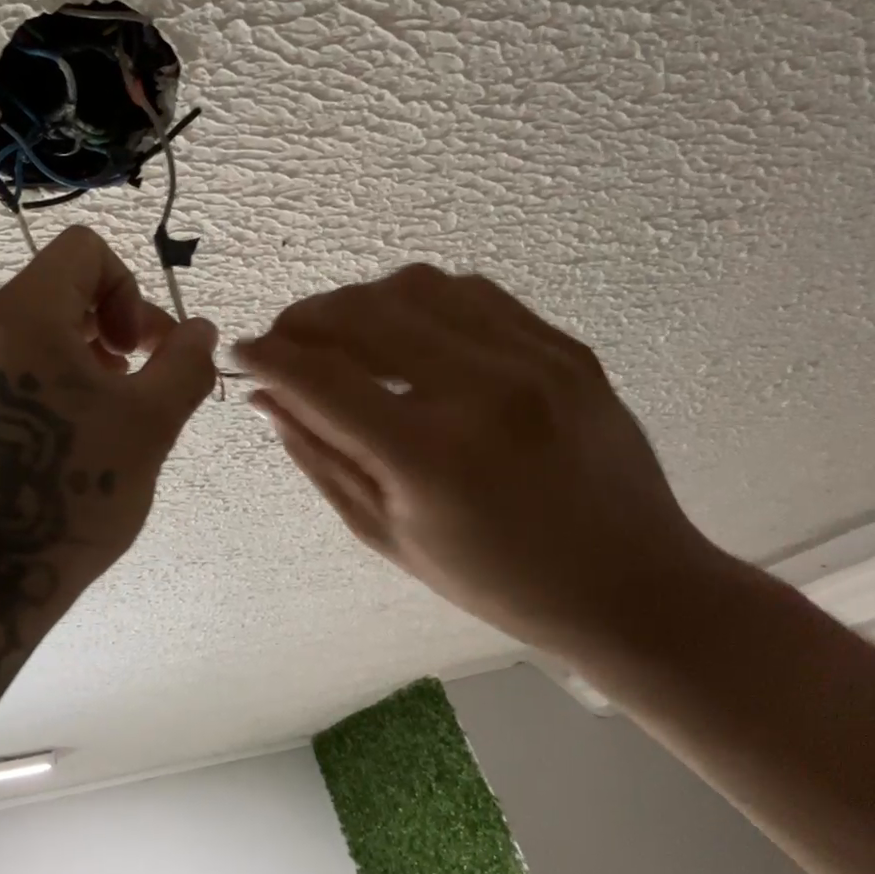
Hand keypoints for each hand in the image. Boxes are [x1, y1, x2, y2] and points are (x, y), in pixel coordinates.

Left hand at [0, 226, 218, 661]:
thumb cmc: (75, 491)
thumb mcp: (151, 422)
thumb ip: (184, 361)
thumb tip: (201, 329)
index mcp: (24, 312)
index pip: (84, 249)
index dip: (129, 287)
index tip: (142, 348)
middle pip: (65, 283)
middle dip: (117, 319)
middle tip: (147, 376)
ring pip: (45, 323)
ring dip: (92, 349)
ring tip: (119, 406)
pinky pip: (22, 357)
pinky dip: (61, 371)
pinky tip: (83, 426)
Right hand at [235, 264, 724, 653]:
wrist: (634, 586)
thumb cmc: (496, 580)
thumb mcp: (385, 532)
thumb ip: (318, 455)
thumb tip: (265, 395)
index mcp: (431, 457)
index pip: (320, 377)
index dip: (266, 357)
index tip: (240, 354)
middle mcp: (483, 391)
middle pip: (362, 313)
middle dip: (304, 320)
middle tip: (285, 343)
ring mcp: (533, 360)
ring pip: (414, 287)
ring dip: (358, 303)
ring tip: (343, 336)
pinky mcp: (564, 348)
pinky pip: (471, 292)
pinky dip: (419, 303)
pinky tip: (408, 334)